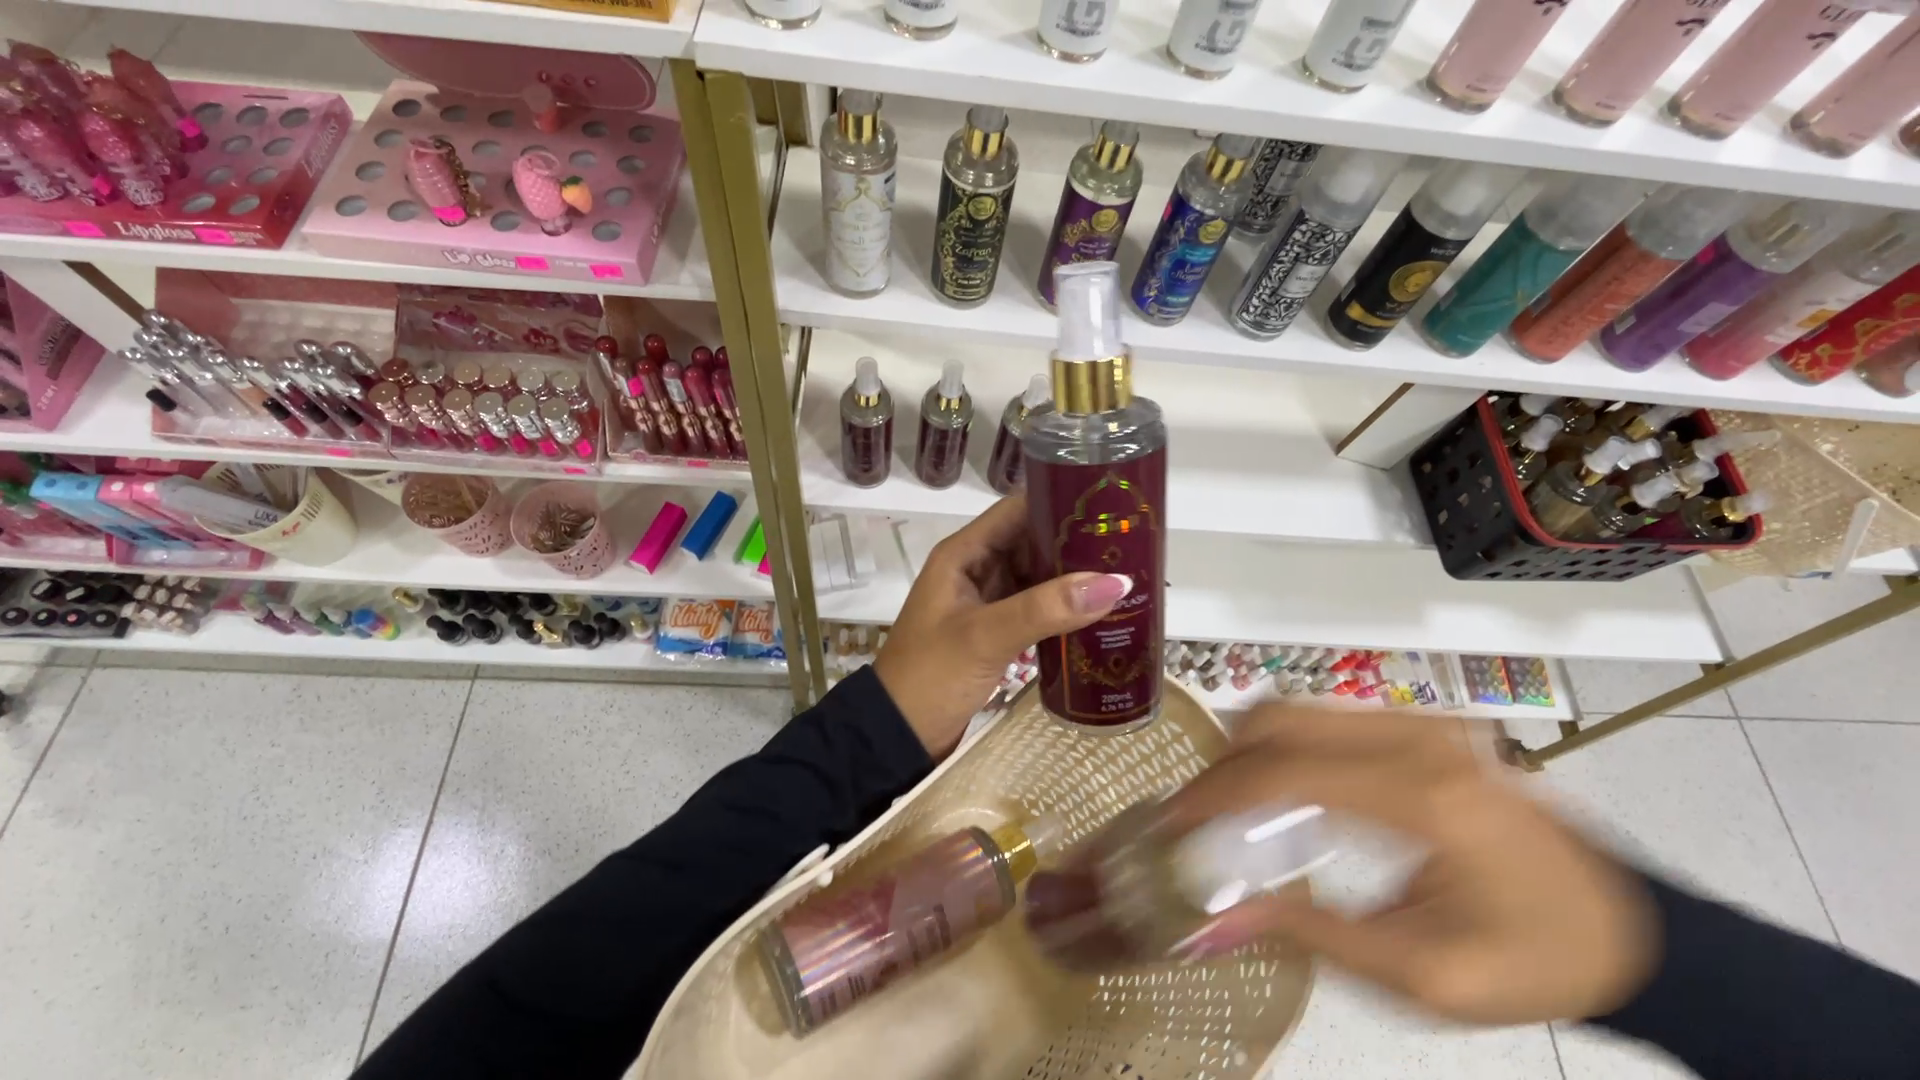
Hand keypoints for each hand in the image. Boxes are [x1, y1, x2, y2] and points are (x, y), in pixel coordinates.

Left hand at [873, 494, 1131, 759]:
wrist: (896, 735)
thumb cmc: (931, 676)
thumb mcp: (986, 636)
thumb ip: (1047, 608)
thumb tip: (1119, 581)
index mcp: (963, 555)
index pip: (1018, 511)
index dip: (1060, 504)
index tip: (1111, 507)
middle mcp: (975, 570)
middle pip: (1033, 542)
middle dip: (1077, 544)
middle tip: (1133, 546)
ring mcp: (986, 603)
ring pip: (1038, 578)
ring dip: (1074, 579)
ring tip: (1129, 577)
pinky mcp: (995, 634)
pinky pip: (1036, 610)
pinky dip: (1064, 611)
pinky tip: (1100, 616)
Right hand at [1164, 706, 1657, 1024]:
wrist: (1632, 934)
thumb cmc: (1535, 963)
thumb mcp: (1424, 978)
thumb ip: (1312, 938)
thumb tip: (1214, 922)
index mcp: (1422, 799)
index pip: (1283, 771)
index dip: (1212, 796)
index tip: (1167, 826)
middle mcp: (1418, 740)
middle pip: (1278, 717)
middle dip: (1220, 765)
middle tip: (1193, 819)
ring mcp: (1424, 726)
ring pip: (1295, 710)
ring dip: (1247, 754)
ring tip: (1227, 813)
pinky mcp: (1425, 729)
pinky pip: (1326, 720)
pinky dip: (1282, 750)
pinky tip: (1277, 797)